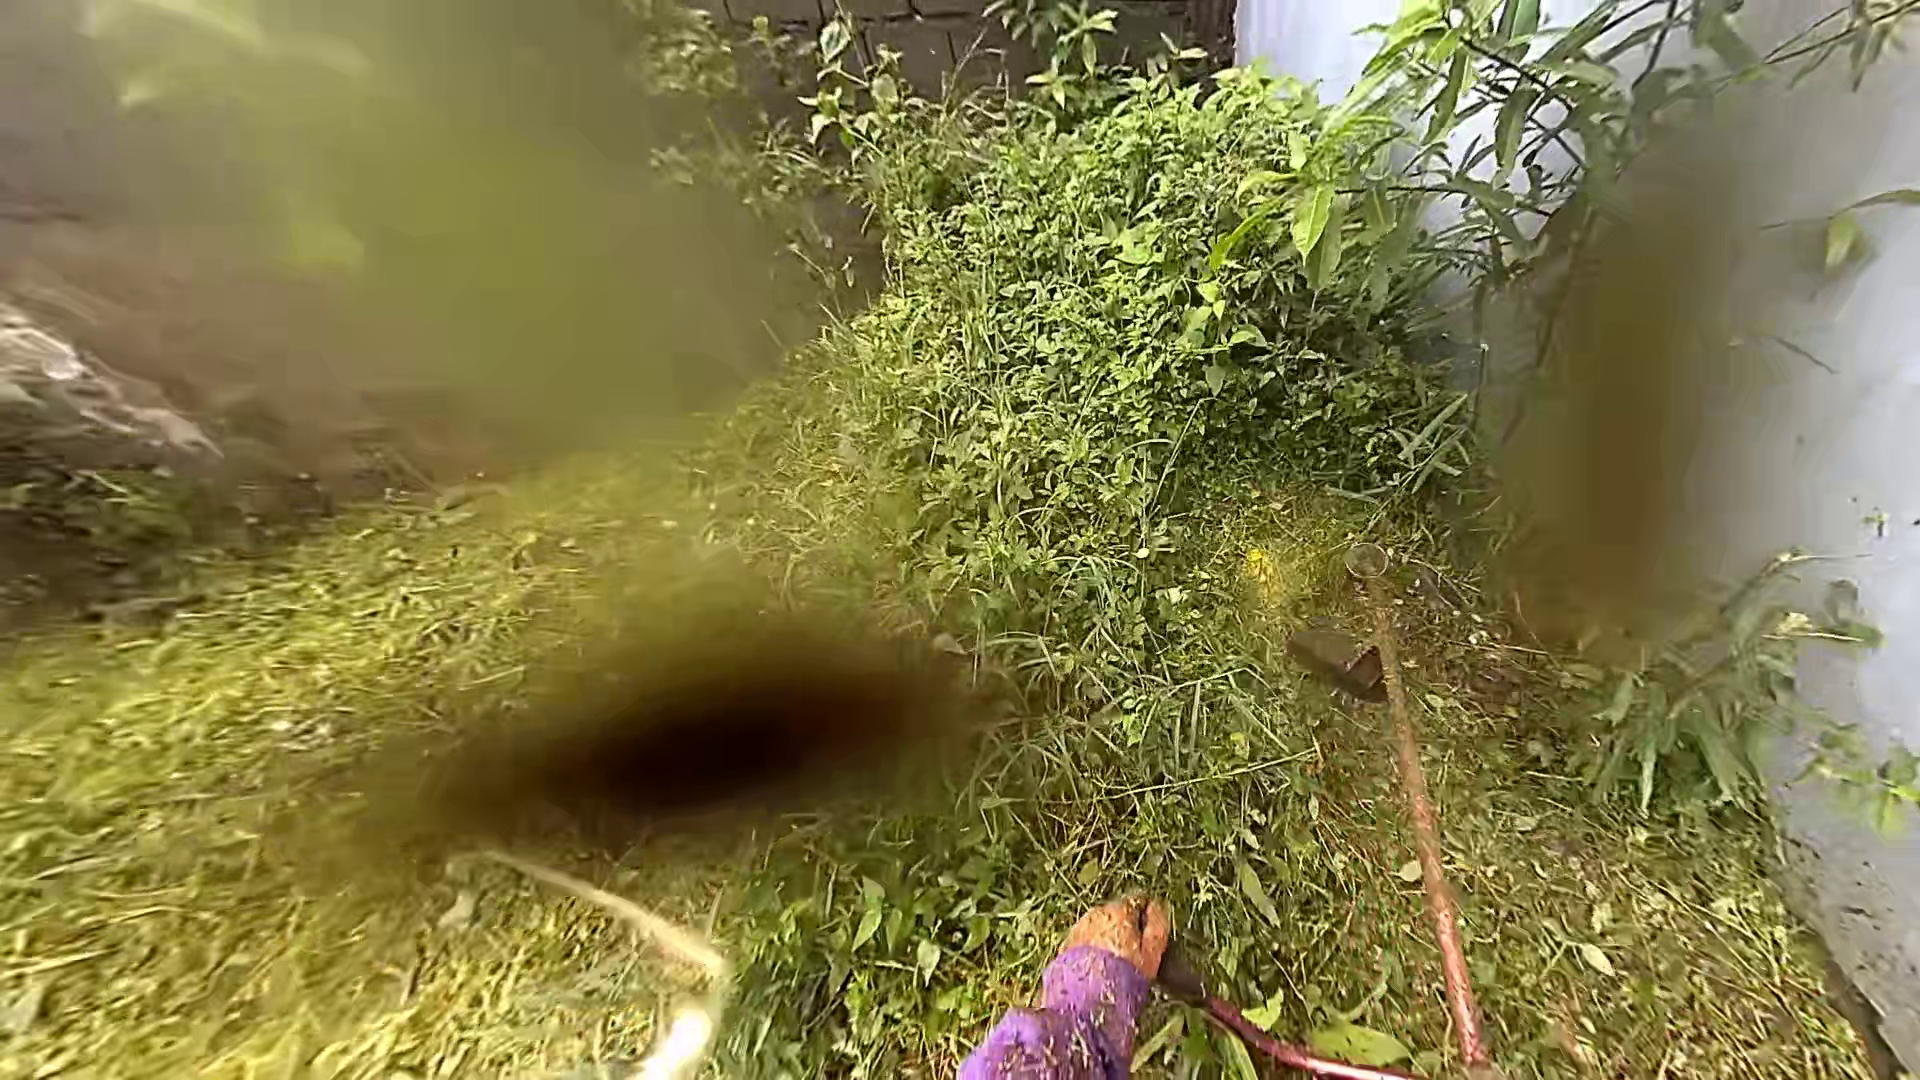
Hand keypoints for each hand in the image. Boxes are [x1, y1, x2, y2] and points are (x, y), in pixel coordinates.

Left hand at [1060, 895, 1170, 979]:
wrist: (1088, 998)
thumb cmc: (1124, 976)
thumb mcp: (1151, 954)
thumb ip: (1157, 926)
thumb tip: (1159, 906)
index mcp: (1119, 911)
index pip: (1137, 901)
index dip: (1146, 917)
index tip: (1150, 936)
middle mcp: (1097, 912)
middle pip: (1117, 913)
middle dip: (1126, 928)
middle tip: (1134, 956)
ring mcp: (1081, 925)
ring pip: (1100, 926)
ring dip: (1108, 938)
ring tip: (1115, 966)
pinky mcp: (1069, 941)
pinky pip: (1086, 939)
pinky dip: (1093, 948)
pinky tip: (1099, 968)